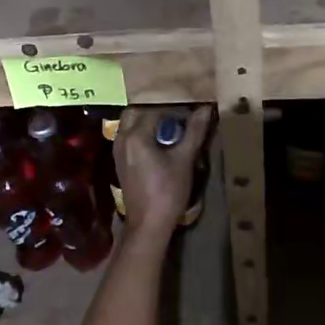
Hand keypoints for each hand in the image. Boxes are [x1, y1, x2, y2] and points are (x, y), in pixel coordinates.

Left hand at [112, 105, 213, 232]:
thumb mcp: (184, 160)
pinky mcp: (120, 160)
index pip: (153, 107)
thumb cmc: (167, 192)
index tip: (189, 101)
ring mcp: (118, 150)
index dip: (172, 103)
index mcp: (135, 135)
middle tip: (178, 108)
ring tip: (172, 121)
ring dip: (148, 118)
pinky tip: (161, 138)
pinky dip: (142, 130)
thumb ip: (195, 132)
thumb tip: (207, 108)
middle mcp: (121, 138)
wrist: (148, 223)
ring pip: (131, 123)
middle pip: (136, 110)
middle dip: (156, 107)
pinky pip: (129, 135)